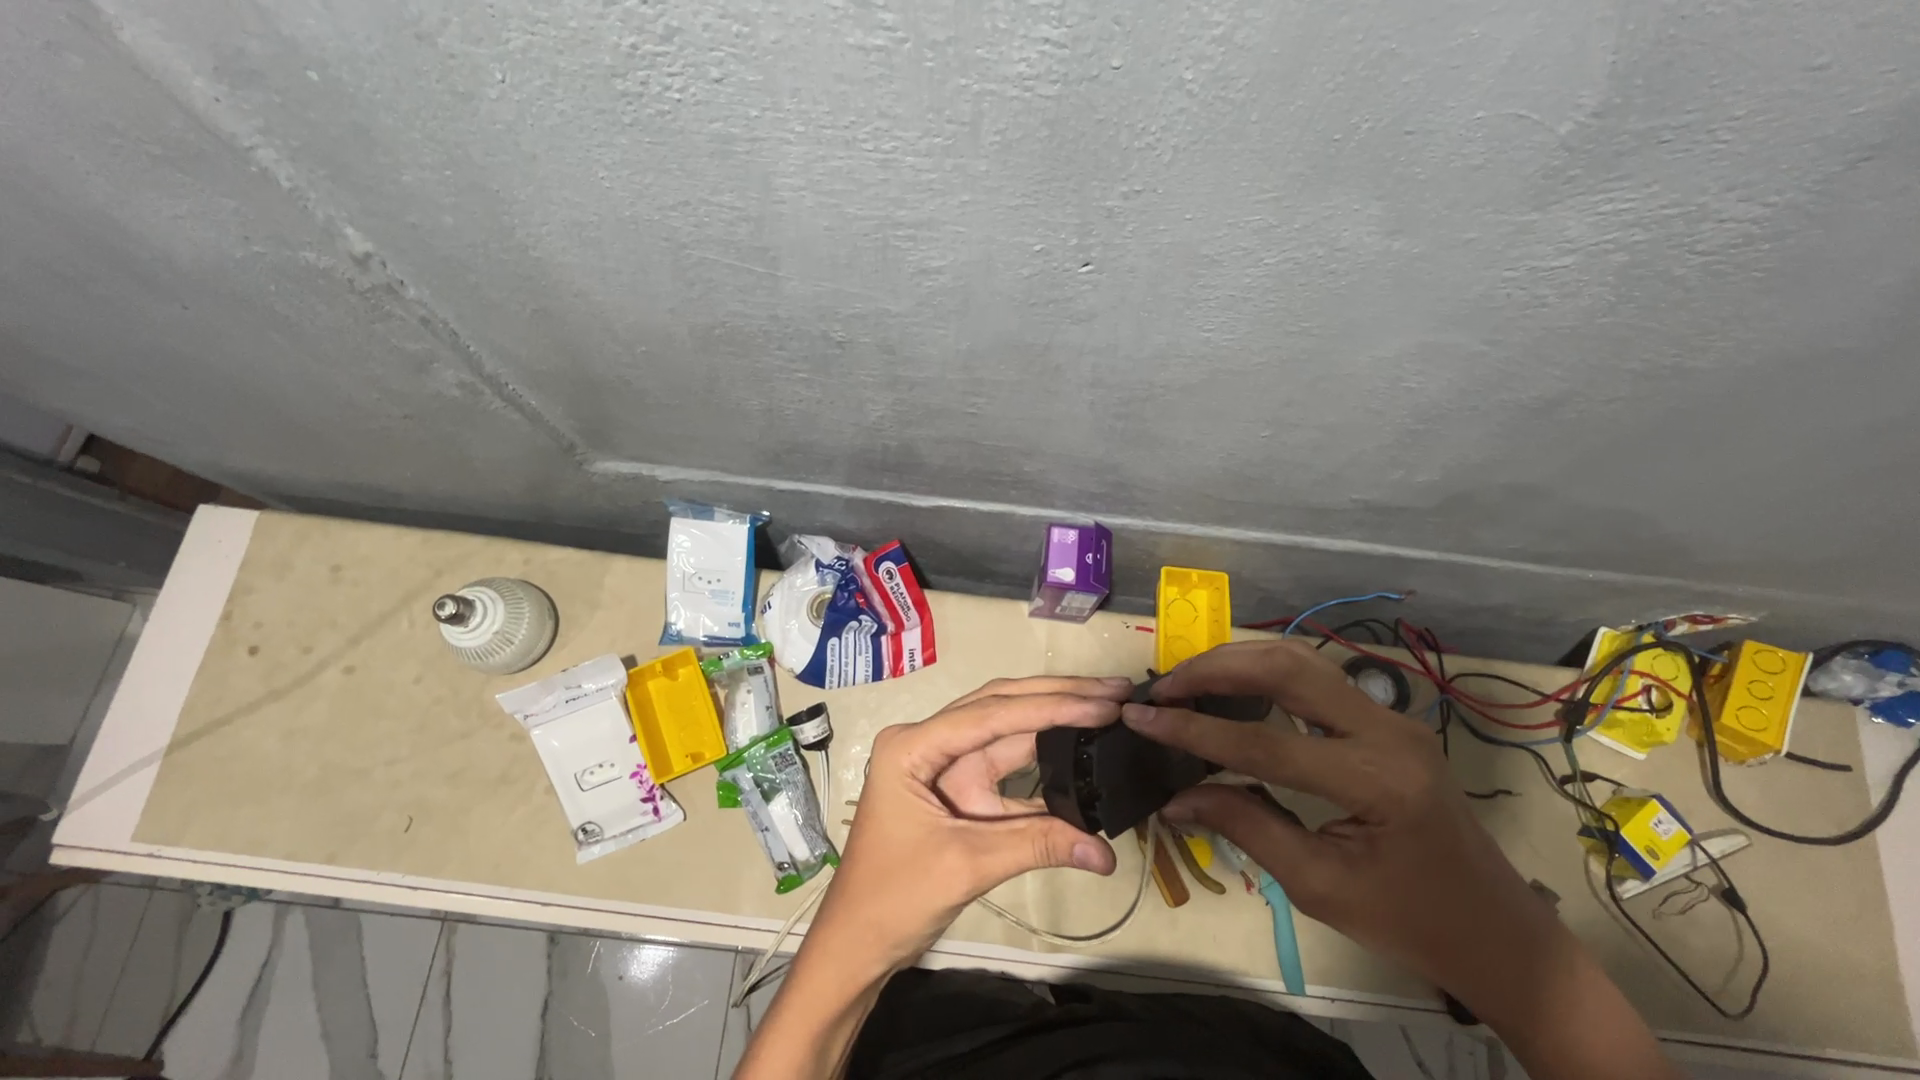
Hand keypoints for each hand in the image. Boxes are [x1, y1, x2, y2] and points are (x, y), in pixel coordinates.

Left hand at [818, 676, 1130, 973]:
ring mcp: (944, 763)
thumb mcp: (966, 865)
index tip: (1102, 705)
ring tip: (1108, 707)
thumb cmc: (894, 897)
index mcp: (913, 745)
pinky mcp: (960, 788)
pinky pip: (1008, 766)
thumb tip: (1106, 853)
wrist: (858, 942)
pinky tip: (1081, 750)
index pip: (990, 715)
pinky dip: (1046, 762)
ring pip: (1007, 729)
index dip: (1050, 707)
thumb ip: (1037, 846)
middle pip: (1000, 706)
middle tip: (1116, 692)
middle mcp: (928, 742)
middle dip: (1058, 697)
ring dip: (1055, 719)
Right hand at [1122, 643, 1555, 995]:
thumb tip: (1175, 797)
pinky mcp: (1389, 723)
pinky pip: (1318, 681)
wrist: (1497, 931)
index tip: (1138, 718)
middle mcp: (1388, 731)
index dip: (1193, 729)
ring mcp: (1393, 720)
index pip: (1264, 741)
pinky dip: (1266, 676)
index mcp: (1375, 779)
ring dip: (1239, 663)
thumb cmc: (1410, 921)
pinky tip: (1232, 691)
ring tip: (1186, 683)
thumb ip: (1246, 827)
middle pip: (1287, 667)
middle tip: (1162, 688)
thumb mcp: (1320, 885)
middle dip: (1215, 669)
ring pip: (1303, 661)